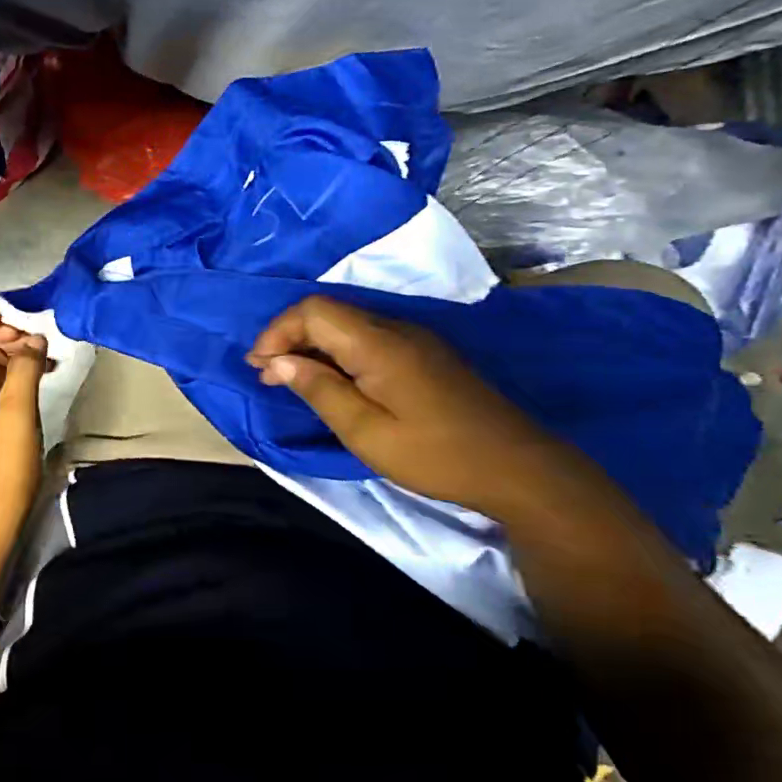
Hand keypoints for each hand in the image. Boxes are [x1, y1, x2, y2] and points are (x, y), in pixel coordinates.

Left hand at [0, 311, 49, 522]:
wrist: (1, 508)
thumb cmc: (4, 460)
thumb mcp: (17, 410)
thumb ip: (25, 368)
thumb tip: (36, 338)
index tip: (4, 324)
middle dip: (2, 333)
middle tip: (30, 342)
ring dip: (18, 349)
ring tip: (45, 354)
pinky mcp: (1, 409)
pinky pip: (10, 376)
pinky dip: (27, 367)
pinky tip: (50, 368)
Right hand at [245, 296, 609, 518]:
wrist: (521, 470)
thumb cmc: (435, 455)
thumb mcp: (365, 431)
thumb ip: (319, 389)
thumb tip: (277, 361)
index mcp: (379, 344)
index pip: (314, 310)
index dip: (278, 331)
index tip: (260, 367)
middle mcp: (397, 330)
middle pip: (328, 313)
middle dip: (289, 338)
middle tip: (268, 376)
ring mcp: (415, 340)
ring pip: (347, 325)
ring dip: (312, 346)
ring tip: (292, 380)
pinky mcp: (425, 355)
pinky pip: (367, 339)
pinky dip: (337, 353)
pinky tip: (332, 382)